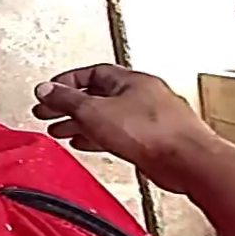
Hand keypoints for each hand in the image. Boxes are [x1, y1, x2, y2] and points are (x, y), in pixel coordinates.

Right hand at [30, 64, 226, 194]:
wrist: (188, 163)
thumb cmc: (152, 133)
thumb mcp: (93, 110)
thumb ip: (65, 99)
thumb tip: (45, 89)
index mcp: (132, 81)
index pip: (92, 72)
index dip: (66, 81)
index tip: (49, 91)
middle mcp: (144, 95)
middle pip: (97, 95)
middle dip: (69, 105)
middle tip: (48, 111)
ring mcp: (152, 118)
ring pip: (107, 115)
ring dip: (81, 122)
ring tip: (60, 130)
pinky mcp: (155, 140)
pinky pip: (118, 132)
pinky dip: (98, 136)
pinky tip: (87, 143)